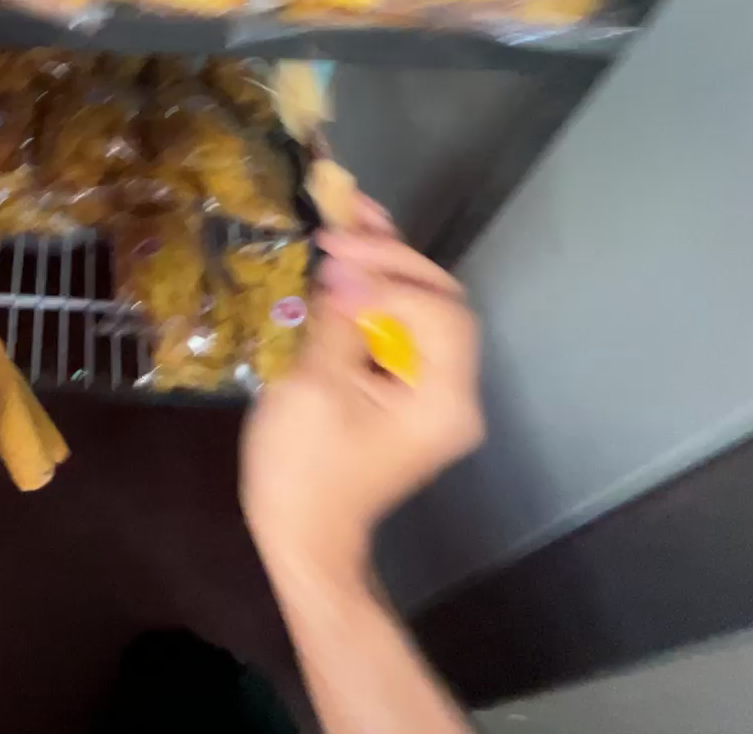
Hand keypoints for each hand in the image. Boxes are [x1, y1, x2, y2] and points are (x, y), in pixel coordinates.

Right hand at [241, 196, 482, 577]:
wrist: (302, 536)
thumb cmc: (302, 470)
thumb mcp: (314, 390)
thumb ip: (340, 323)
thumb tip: (349, 266)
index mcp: (442, 399)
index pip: (437, 310)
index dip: (387, 273)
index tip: (330, 253)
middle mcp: (450, 392)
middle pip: (438, 302)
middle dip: (392, 257)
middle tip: (341, 221)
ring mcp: (428, 393)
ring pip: (420, 309)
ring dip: (385, 263)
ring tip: (350, 216)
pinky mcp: (401, 392)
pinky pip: (397, 330)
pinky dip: (374, 292)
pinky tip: (347, 260)